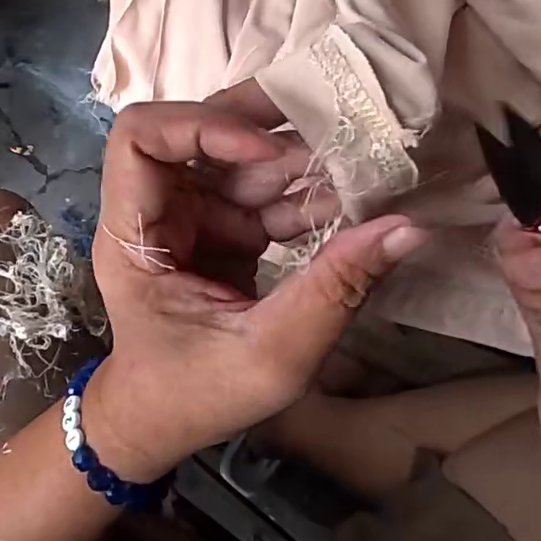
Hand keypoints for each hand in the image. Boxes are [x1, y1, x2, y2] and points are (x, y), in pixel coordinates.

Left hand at [84, 100, 426, 480]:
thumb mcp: (270, 353)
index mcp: (134, 234)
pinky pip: (260, 191)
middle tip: (332, 122)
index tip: (266, 150)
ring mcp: (187, 216)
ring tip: (355, 168)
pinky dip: (302, 194)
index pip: (139, 138)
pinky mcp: (217, 228)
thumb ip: (335, 290)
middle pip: (195, 132)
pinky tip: (346, 201)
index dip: (200, 126)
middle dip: (261, 125)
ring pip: (237, 158)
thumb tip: (407, 228)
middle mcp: (154, 210)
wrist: (164, 418)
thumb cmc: (194, 393)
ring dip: (295, 162)